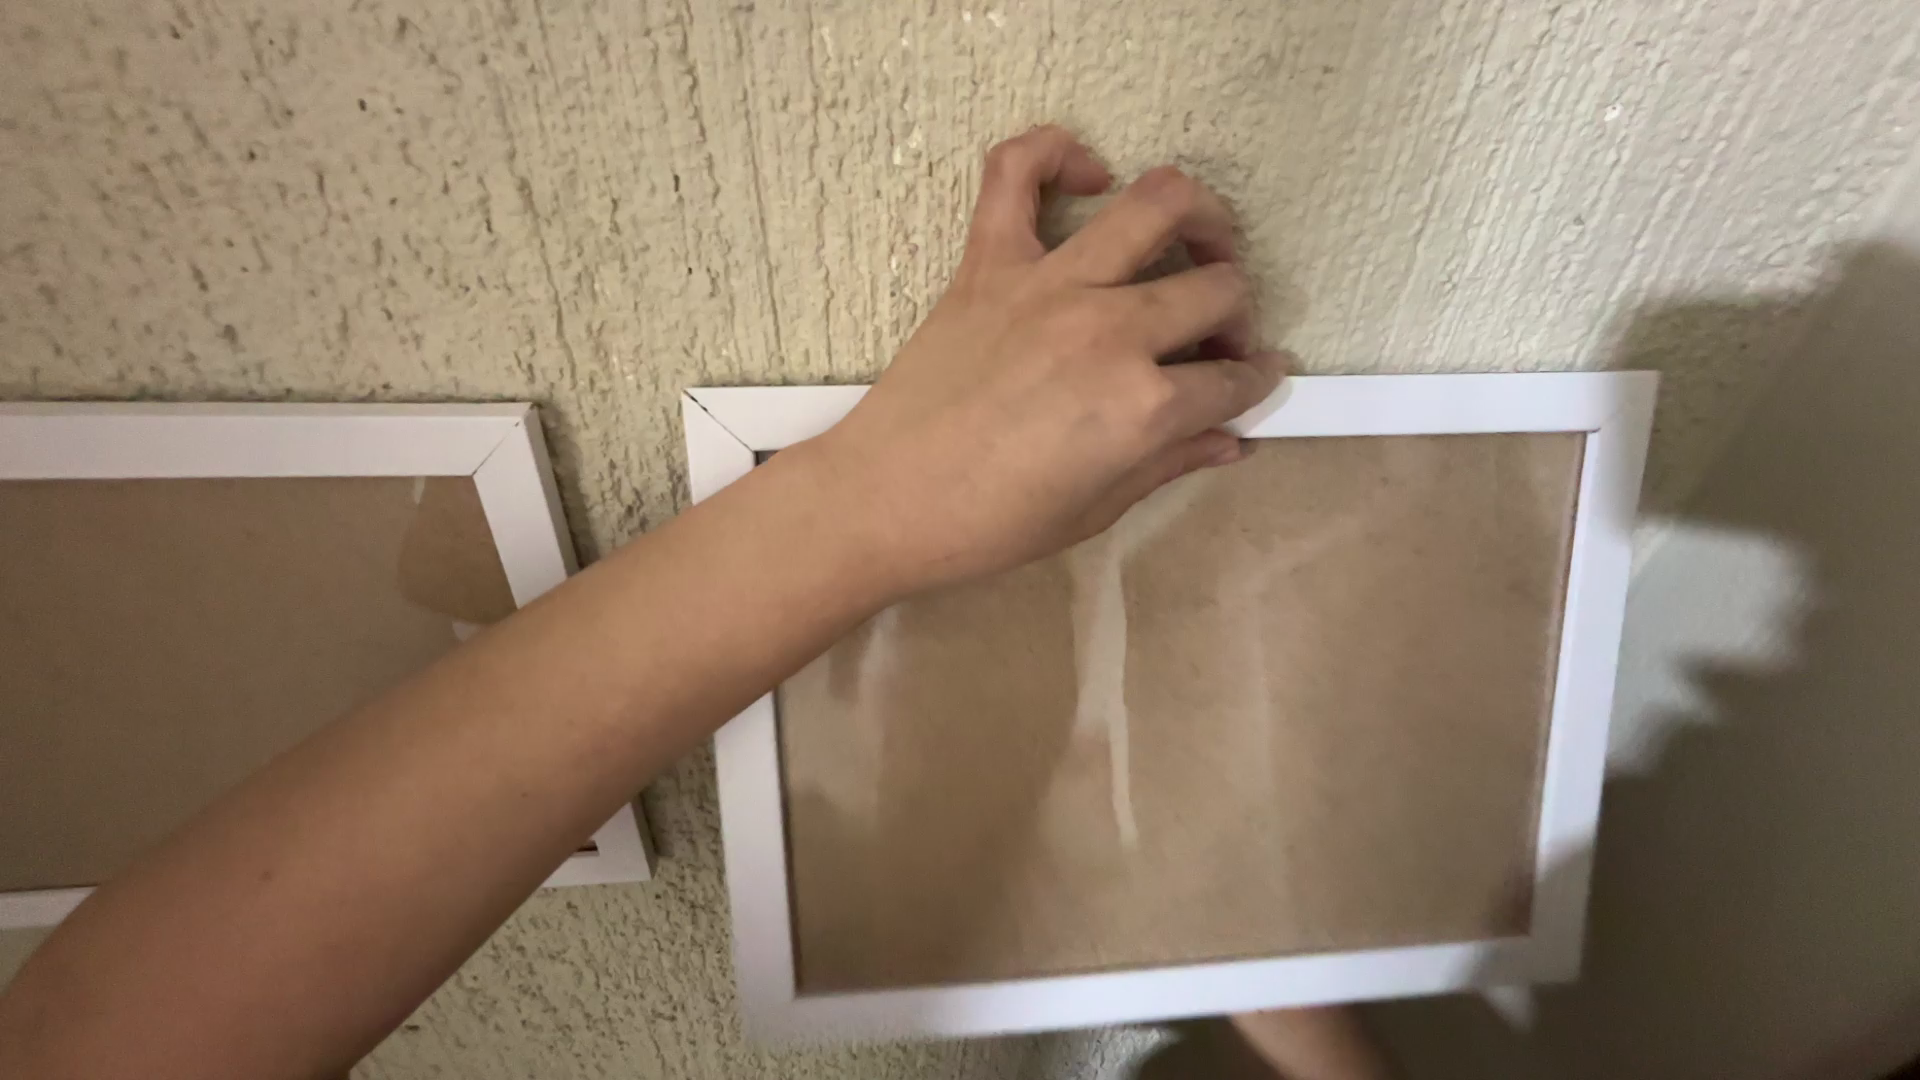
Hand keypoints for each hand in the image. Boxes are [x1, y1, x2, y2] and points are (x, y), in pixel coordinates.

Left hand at [803, 125, 1288, 594]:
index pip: (1232, 382)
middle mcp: (1110, 331)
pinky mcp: (988, 263)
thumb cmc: (987, 526)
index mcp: (1141, 408)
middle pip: (1216, 289)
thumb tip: (1230, 443)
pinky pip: (1018, 170)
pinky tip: (1087, 176)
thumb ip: (1167, 465)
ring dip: (1201, 216)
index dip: (1253, 384)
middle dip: (1239, 316)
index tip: (1254, 382)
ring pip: (1156, 204)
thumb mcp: (1091, 513)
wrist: (882, 501)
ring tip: (1199, 242)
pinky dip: (1056, 151)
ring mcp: (1048, 286)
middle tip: (1218, 340)